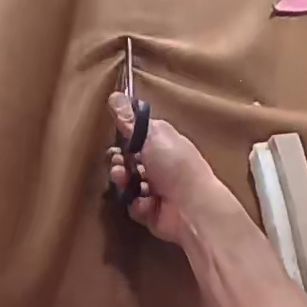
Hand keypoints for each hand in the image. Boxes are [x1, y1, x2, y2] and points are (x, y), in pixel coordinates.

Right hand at [106, 93, 237, 243]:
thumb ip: (130, 119)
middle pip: (129, 161)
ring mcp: (155, 190)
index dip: (124, 137)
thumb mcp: (152, 134)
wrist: (191, 206)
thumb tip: (115, 95)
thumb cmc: (175, 164)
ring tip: (124, 180)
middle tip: (118, 161)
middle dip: (119, 160)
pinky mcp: (151, 211)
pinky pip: (133, 205)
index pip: (138, 137)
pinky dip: (133, 202)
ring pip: (128, 183)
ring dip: (122, 180)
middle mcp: (160, 165)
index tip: (116, 137)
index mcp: (163, 143)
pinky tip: (140, 200)